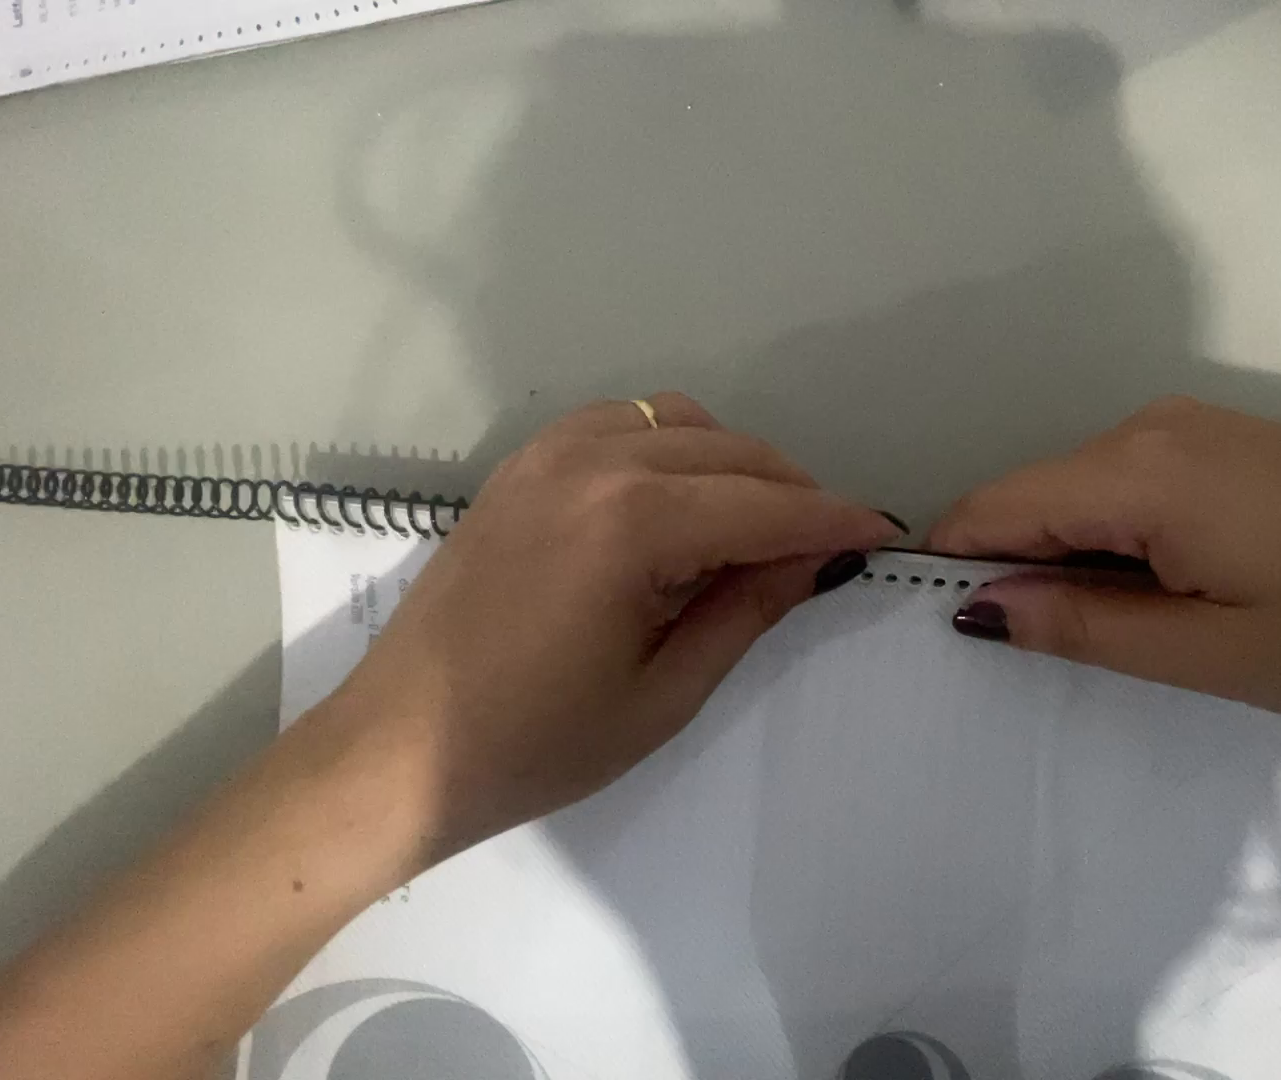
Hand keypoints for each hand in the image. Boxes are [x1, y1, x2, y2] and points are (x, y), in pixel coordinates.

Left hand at [321, 393, 900, 863]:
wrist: (399, 748)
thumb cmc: (535, 744)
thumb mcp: (663, 694)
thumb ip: (746, 609)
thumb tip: (813, 557)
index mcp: (631, 524)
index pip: (766, 506)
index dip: (834, 520)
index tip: (882, 533)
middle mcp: (592, 462)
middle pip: (731, 453)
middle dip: (792, 492)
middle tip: (819, 547)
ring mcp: (547, 453)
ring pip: (679, 423)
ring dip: (733, 462)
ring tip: (751, 525)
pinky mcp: (520, 464)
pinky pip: (620, 425)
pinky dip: (669, 448)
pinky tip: (675, 500)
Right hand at [929, 397, 1280, 724]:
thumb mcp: (1214, 655)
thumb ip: (1080, 625)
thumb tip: (975, 607)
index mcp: (1139, 473)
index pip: (991, 508)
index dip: (952, 566)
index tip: (948, 632)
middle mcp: (1147, 430)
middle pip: (1024, 498)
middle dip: (1010, 568)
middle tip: (1043, 651)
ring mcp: (1183, 429)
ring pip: (1066, 494)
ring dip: (1060, 558)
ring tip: (1111, 628)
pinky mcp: (1213, 444)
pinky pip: (1114, 489)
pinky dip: (1102, 541)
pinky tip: (1154, 589)